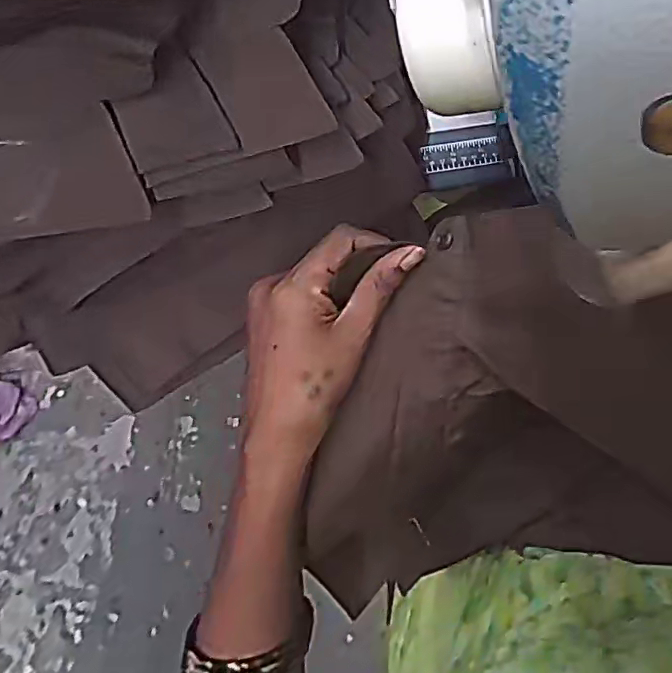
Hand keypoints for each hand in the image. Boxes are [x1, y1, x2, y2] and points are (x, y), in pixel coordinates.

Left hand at [241, 225, 423, 470]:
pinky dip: (325, 295)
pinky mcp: (264, 316)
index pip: (341, 237)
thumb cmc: (312, 393)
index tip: (399, 260)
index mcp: (291, 285)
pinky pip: (301, 289)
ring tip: (364, 309)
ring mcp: (263, 301)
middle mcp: (271, 285)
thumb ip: (380, 286)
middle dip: (361, 263)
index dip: (376, 242)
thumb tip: (407, 254)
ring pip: (316, 271)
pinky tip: (338, 321)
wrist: (277, 435)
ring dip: (344, 281)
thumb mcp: (355, 333)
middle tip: (388, 286)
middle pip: (328, 253)